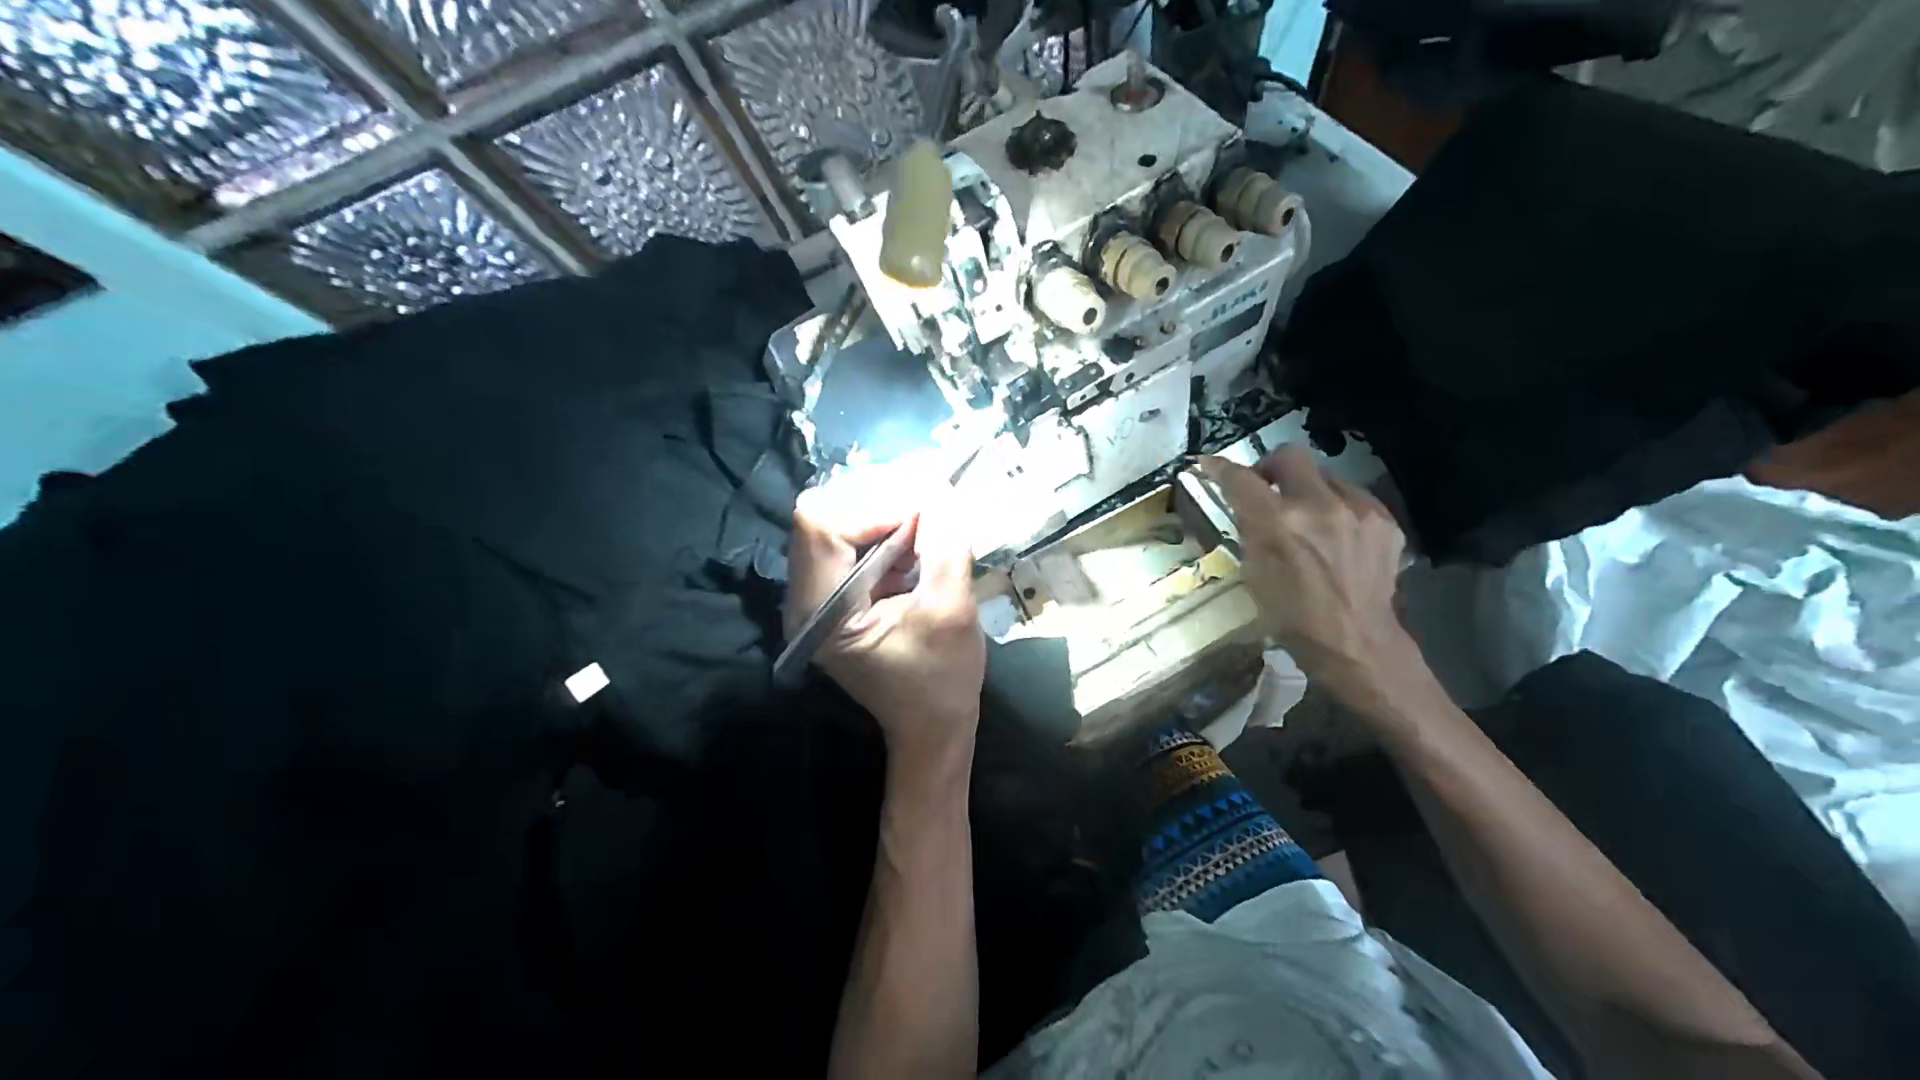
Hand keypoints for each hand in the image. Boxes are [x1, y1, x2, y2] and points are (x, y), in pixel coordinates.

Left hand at [787, 472, 985, 765]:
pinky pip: (846, 539)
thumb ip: (944, 547)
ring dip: (880, 511)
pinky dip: (881, 528)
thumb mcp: (951, 610)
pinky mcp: (835, 593)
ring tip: (925, 516)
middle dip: (876, 501)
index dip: (873, 508)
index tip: (923, 515)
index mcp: (821, 611)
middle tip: (926, 505)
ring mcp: (816, 595)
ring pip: (833, 521)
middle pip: (821, 514)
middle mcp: (804, 598)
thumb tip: (940, 492)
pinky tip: (915, 535)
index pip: (822, 526)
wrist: (932, 726)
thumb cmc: (941, 679)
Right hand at [1199, 445, 1418, 703]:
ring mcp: (1357, 510)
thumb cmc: (1292, 617)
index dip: (1220, 468)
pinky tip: (1336, 536)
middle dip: (1270, 467)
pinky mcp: (1384, 521)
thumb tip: (1245, 506)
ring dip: (1308, 491)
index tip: (1209, 464)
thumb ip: (1251, 532)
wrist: (1356, 642)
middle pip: (1288, 456)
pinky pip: (1353, 498)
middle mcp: (1319, 506)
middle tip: (1265, 488)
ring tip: (1308, 520)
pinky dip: (1338, 509)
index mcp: (1278, 524)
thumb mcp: (1254, 574)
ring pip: (1324, 476)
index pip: (1241, 479)